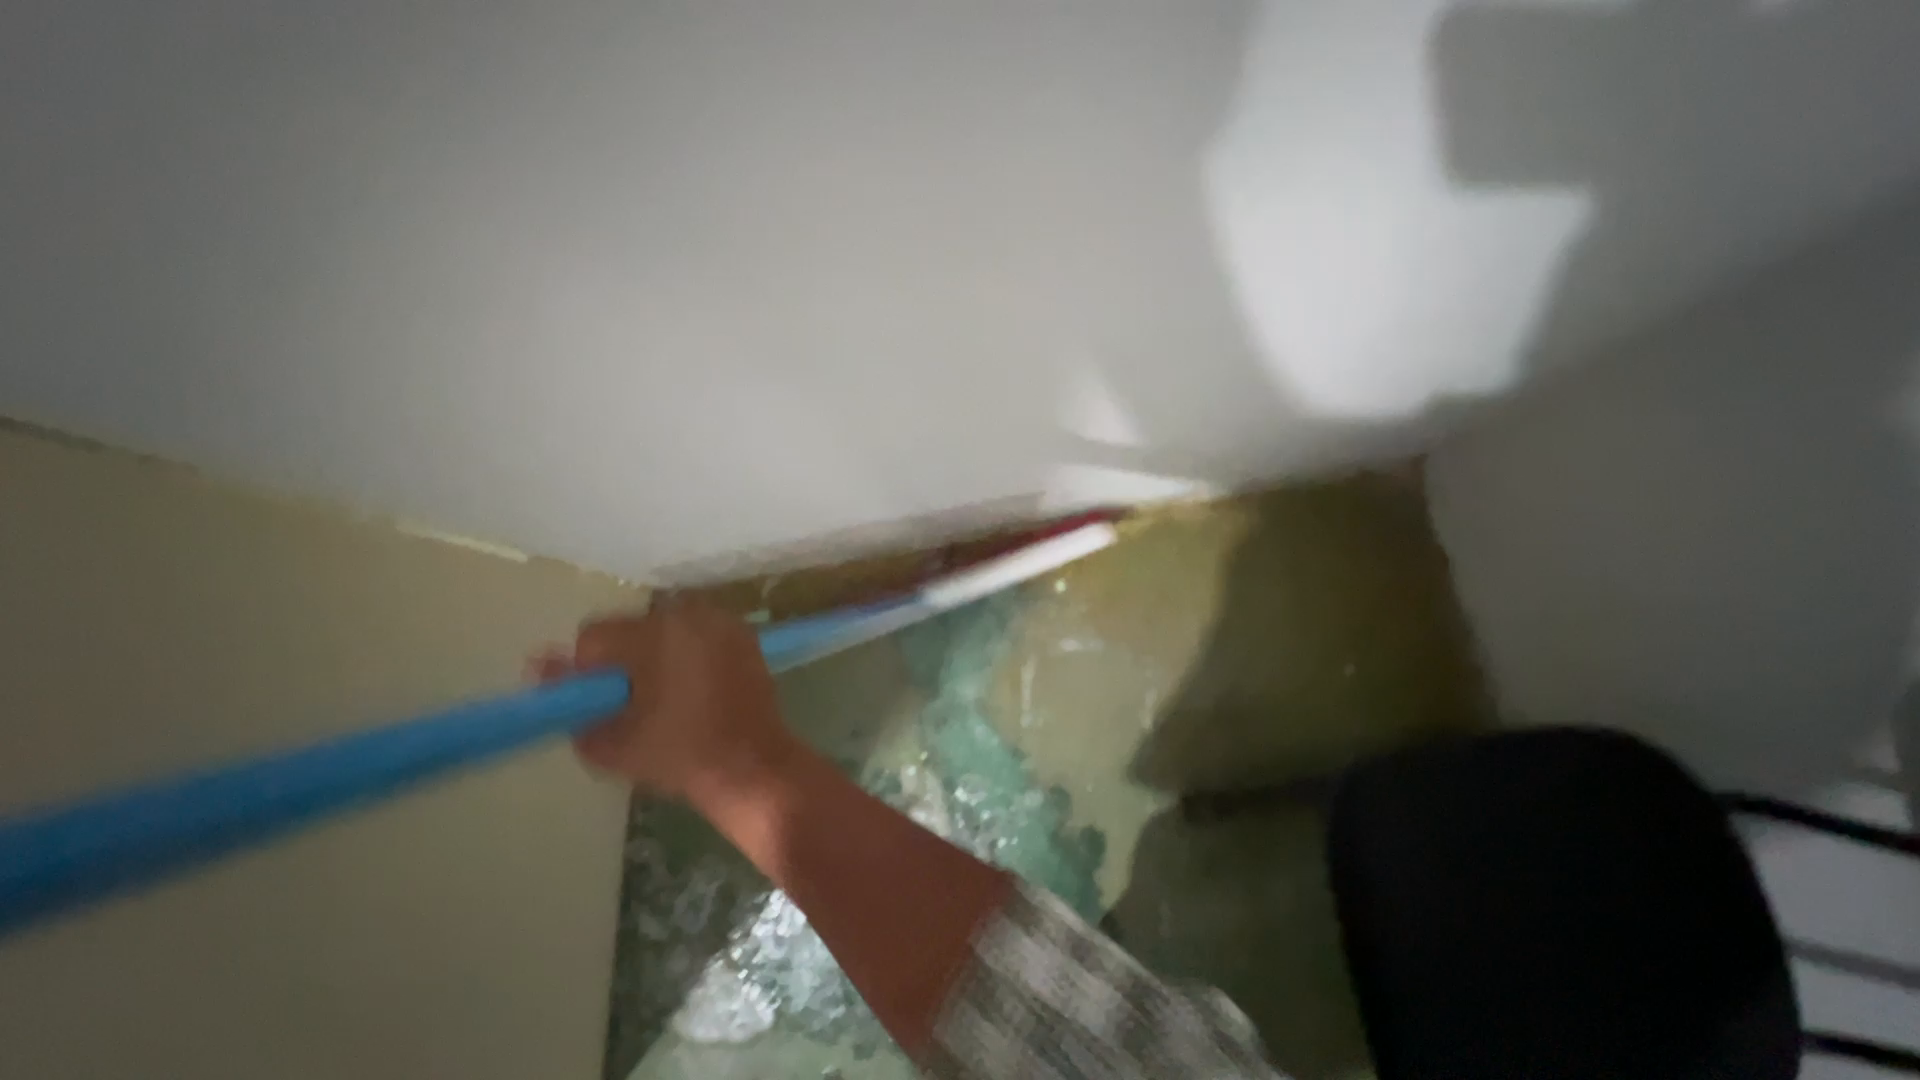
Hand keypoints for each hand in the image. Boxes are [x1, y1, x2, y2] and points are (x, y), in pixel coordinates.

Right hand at [528, 596, 797, 801]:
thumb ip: (569, 701)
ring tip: (666, 701)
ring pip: (666, 631)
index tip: (599, 703)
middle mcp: (689, 614)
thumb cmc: (678, 756)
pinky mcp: (745, 636)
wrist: (753, 769)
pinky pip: (699, 636)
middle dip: (624, 661)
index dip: (586, 670)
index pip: (593, 636)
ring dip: (657, 655)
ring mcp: (722, 622)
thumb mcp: (608, 741)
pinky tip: (695, 692)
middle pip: (631, 629)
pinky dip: (689, 655)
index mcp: (654, 633)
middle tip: (633, 705)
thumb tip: (539, 662)